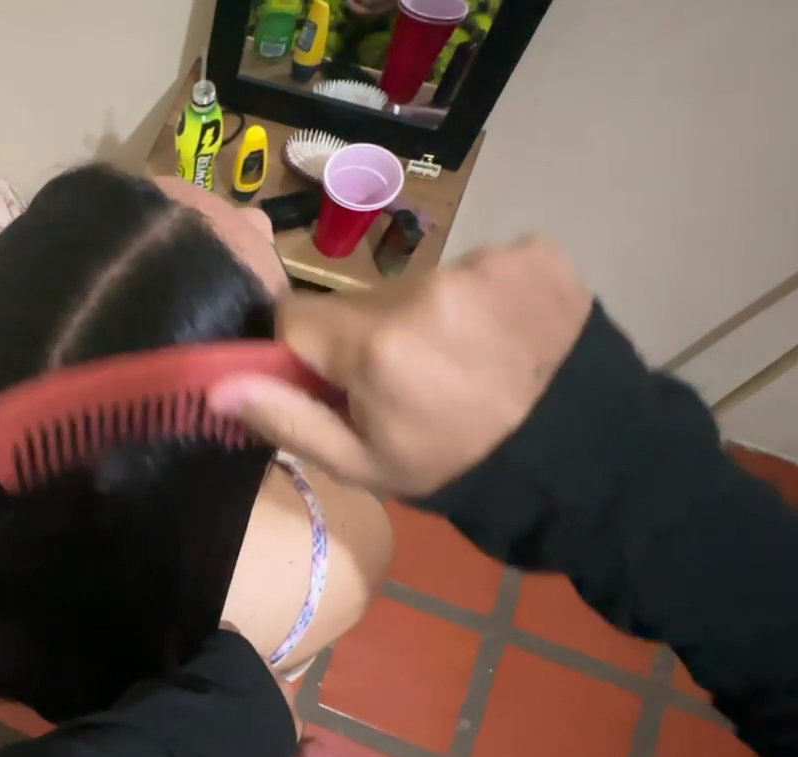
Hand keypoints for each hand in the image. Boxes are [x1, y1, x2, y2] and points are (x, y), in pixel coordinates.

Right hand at [209, 235, 592, 497]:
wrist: (581, 457)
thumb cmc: (452, 466)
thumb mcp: (359, 463)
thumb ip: (285, 418)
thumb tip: (217, 385)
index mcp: (376, 345)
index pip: (293, 316)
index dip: (303, 350)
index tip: (331, 380)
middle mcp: (424, 288)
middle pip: (356, 303)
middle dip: (364, 338)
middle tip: (404, 384)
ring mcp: (485, 262)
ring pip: (415, 286)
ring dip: (422, 318)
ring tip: (462, 363)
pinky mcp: (532, 249)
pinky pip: (474, 268)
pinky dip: (476, 299)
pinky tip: (501, 337)